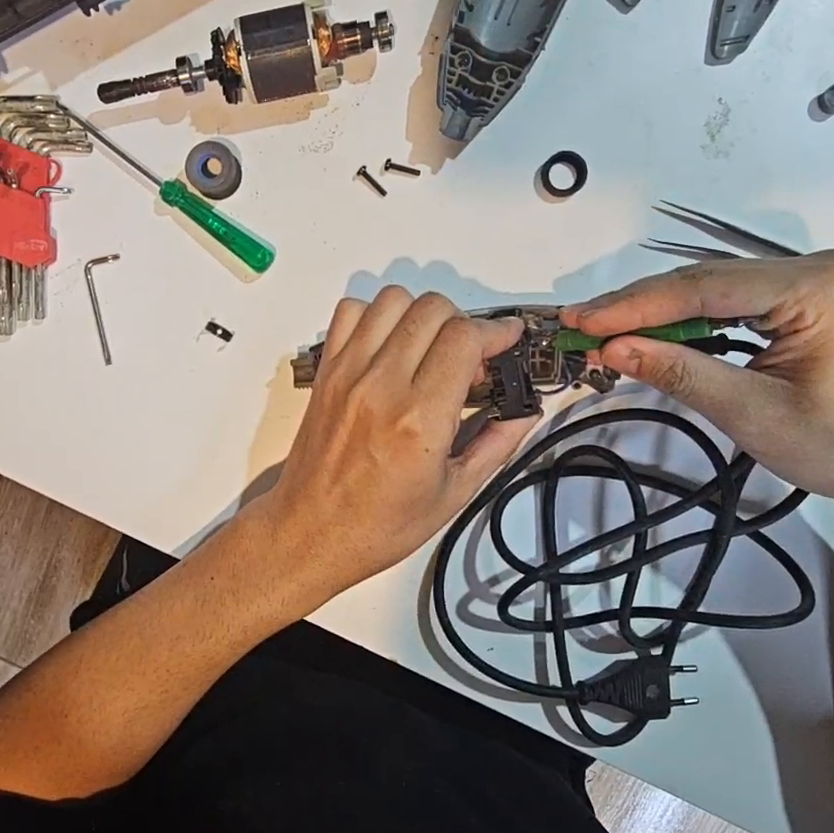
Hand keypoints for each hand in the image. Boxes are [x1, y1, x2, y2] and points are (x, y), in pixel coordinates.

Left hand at [252, 287, 535, 608]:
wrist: (310, 533)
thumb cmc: (372, 525)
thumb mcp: (453, 495)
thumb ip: (495, 444)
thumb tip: (523, 413)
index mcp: (419, 421)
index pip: (465, 338)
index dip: (496, 331)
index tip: (506, 339)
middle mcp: (381, 388)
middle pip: (433, 309)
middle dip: (464, 324)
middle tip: (471, 357)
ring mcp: (349, 375)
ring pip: (393, 300)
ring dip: (421, 314)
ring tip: (431, 347)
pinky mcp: (327, 373)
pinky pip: (349, 313)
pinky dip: (375, 315)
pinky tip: (390, 345)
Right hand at [562, 252, 833, 530]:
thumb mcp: (749, 411)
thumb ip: (679, 371)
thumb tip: (610, 347)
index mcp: (817, 287)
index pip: (705, 288)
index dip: (635, 305)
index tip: (581, 321)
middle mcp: (816, 269)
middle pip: (706, 280)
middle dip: (639, 306)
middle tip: (579, 324)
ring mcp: (811, 282)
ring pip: (713, 288)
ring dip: (656, 311)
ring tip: (602, 328)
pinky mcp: (802, 301)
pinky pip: (730, 302)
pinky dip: (686, 320)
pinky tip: (649, 331)